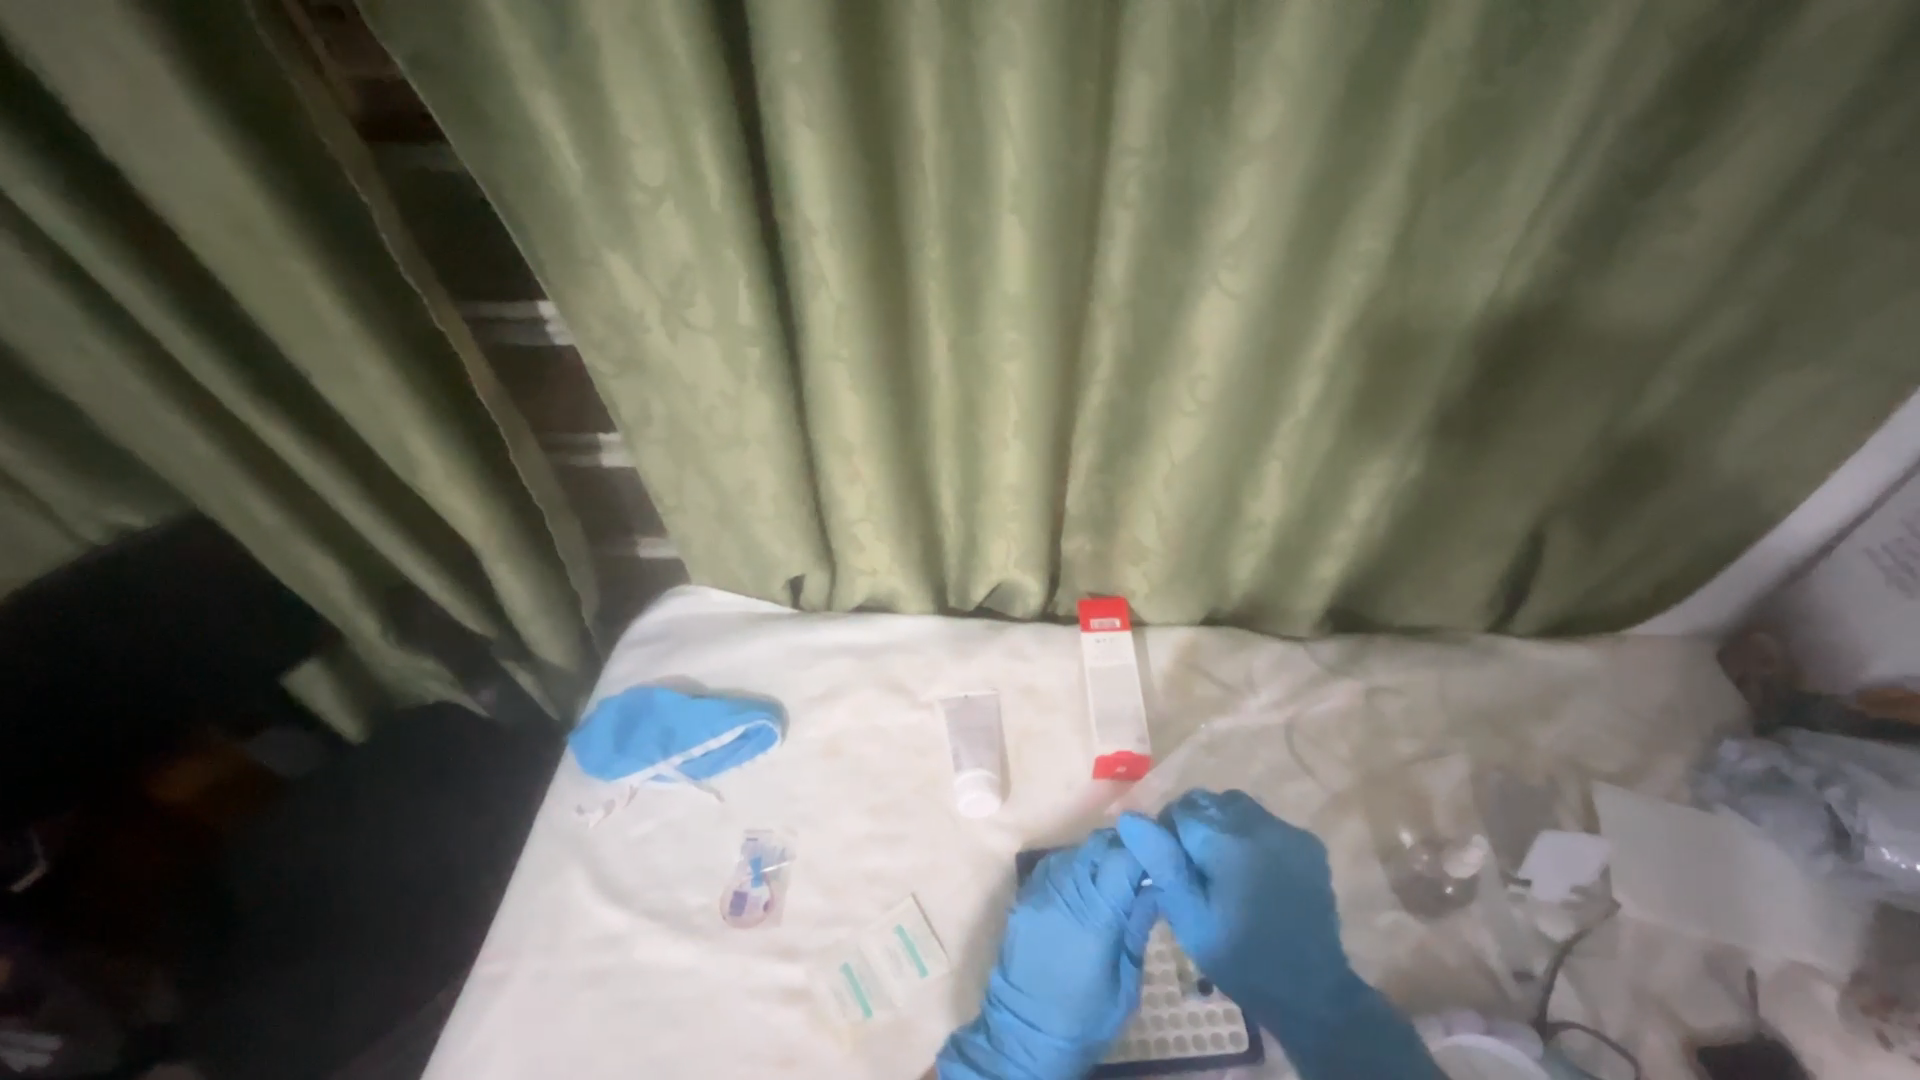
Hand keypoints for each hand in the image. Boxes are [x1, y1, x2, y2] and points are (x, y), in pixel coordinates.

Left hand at [937, 829, 1156, 1079]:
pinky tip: (1086, 884)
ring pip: (1073, 851)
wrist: (1023, 1035)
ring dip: (1097, 855)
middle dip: (1122, 847)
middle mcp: (1062, 894)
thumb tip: (1156, 885)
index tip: (1161, 853)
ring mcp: (1037, 893)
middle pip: (1095, 846)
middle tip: (1141, 863)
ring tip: (1115, 874)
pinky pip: (1052, 866)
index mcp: (1094, 916)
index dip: (1144, 849)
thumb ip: (1138, 927)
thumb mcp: (1127, 981)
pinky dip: (1073, 866)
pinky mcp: (1022, 899)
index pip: (1121, 858)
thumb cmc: (1085, 1019)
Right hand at [1117, 790, 1438, 1079]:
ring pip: (1237, 805)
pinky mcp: (1308, 843)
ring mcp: (1288, 832)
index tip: (1170, 867)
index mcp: (1226, 842)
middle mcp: (1259, 824)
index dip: (1167, 833)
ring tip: (1221, 866)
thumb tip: (1129, 818)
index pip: (1180, 808)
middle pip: (1208, 801)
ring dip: (1221, 824)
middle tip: (1193, 868)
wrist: (1310, 990)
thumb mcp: (1188, 917)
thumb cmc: (1238, 958)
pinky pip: (1265, 821)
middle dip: (1193, 824)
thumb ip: (1160, 862)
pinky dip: (1250, 835)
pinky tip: (1252, 870)